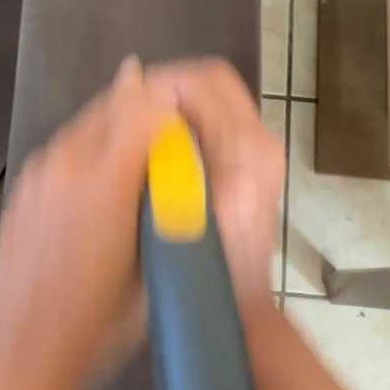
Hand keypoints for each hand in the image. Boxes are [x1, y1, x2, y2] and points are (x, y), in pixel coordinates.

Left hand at [0, 58, 174, 389]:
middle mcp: (67, 160)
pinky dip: (98, 145)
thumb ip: (169, 204)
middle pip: (118, 101)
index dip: (179, 102)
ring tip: (153, 157)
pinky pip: (71, 143)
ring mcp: (40, 169)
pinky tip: (113, 179)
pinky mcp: (26, 184)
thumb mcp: (151, 270)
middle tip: (183, 138)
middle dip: (153, 108)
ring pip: (92, 119)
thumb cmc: (99, 328)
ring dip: (124, 125)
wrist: (18, 359)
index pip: (147, 105)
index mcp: (104, 181)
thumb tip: (187, 155)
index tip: (203, 120)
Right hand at [146, 59, 285, 311]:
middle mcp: (262, 140)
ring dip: (177, 103)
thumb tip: (140, 104)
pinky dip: (188, 120)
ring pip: (215, 97)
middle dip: (168, 86)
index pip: (202, 82)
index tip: (127, 102)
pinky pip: (218, 118)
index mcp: (246, 149)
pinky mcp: (255, 163)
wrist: (238, 308)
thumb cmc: (201, 269)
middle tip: (131, 108)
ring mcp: (262, 151)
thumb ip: (160, 152)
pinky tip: (160, 147)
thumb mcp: (173, 209)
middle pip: (212, 81)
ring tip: (141, 125)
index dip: (160, 83)